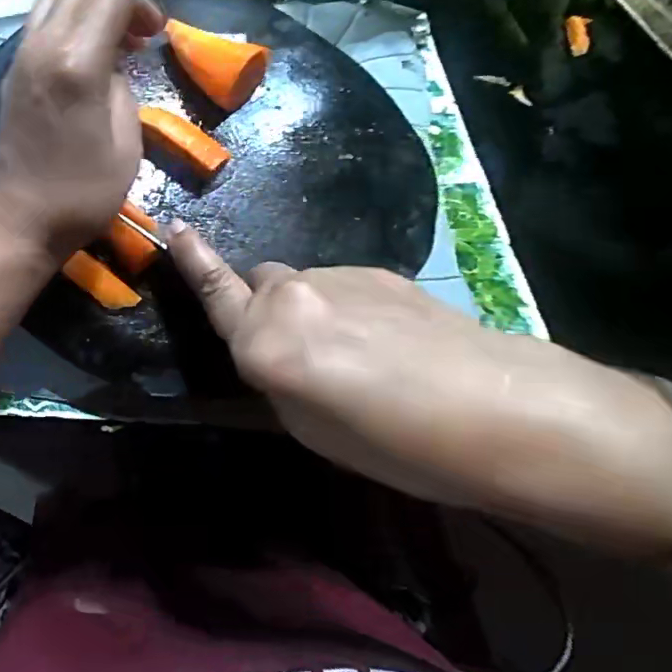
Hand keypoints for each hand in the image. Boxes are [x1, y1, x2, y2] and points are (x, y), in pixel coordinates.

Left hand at [0, 0, 164, 259]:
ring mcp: (21, 57)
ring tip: (109, 45)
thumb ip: (123, 87)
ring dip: (89, 10)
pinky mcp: (11, 72)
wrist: (21, 219)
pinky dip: (66, 25)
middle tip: (137, 40)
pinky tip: (83, 59)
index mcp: (78, 64)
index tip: (155, 36)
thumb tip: (112, 66)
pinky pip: (39, 24)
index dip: (142, 6)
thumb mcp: (127, 143)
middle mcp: (44, 47)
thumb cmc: (83, 191)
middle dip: (117, 3)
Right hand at [167, 227, 671, 553]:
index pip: (214, 294)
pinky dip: (348, 309)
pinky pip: (342, 287)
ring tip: (361, 361)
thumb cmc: (394, 443)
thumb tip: (275, 349)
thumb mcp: (310, 429)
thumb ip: (276, 377)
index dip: (191, 262)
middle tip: (304, 358)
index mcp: (266, 340)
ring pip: (305, 287)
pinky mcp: (379, 270)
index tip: (174, 228)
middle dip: (268, 311)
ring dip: (313, 312)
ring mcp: (338, 275)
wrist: (497, 407)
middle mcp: (292, 295)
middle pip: (261, 285)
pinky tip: (390, 344)